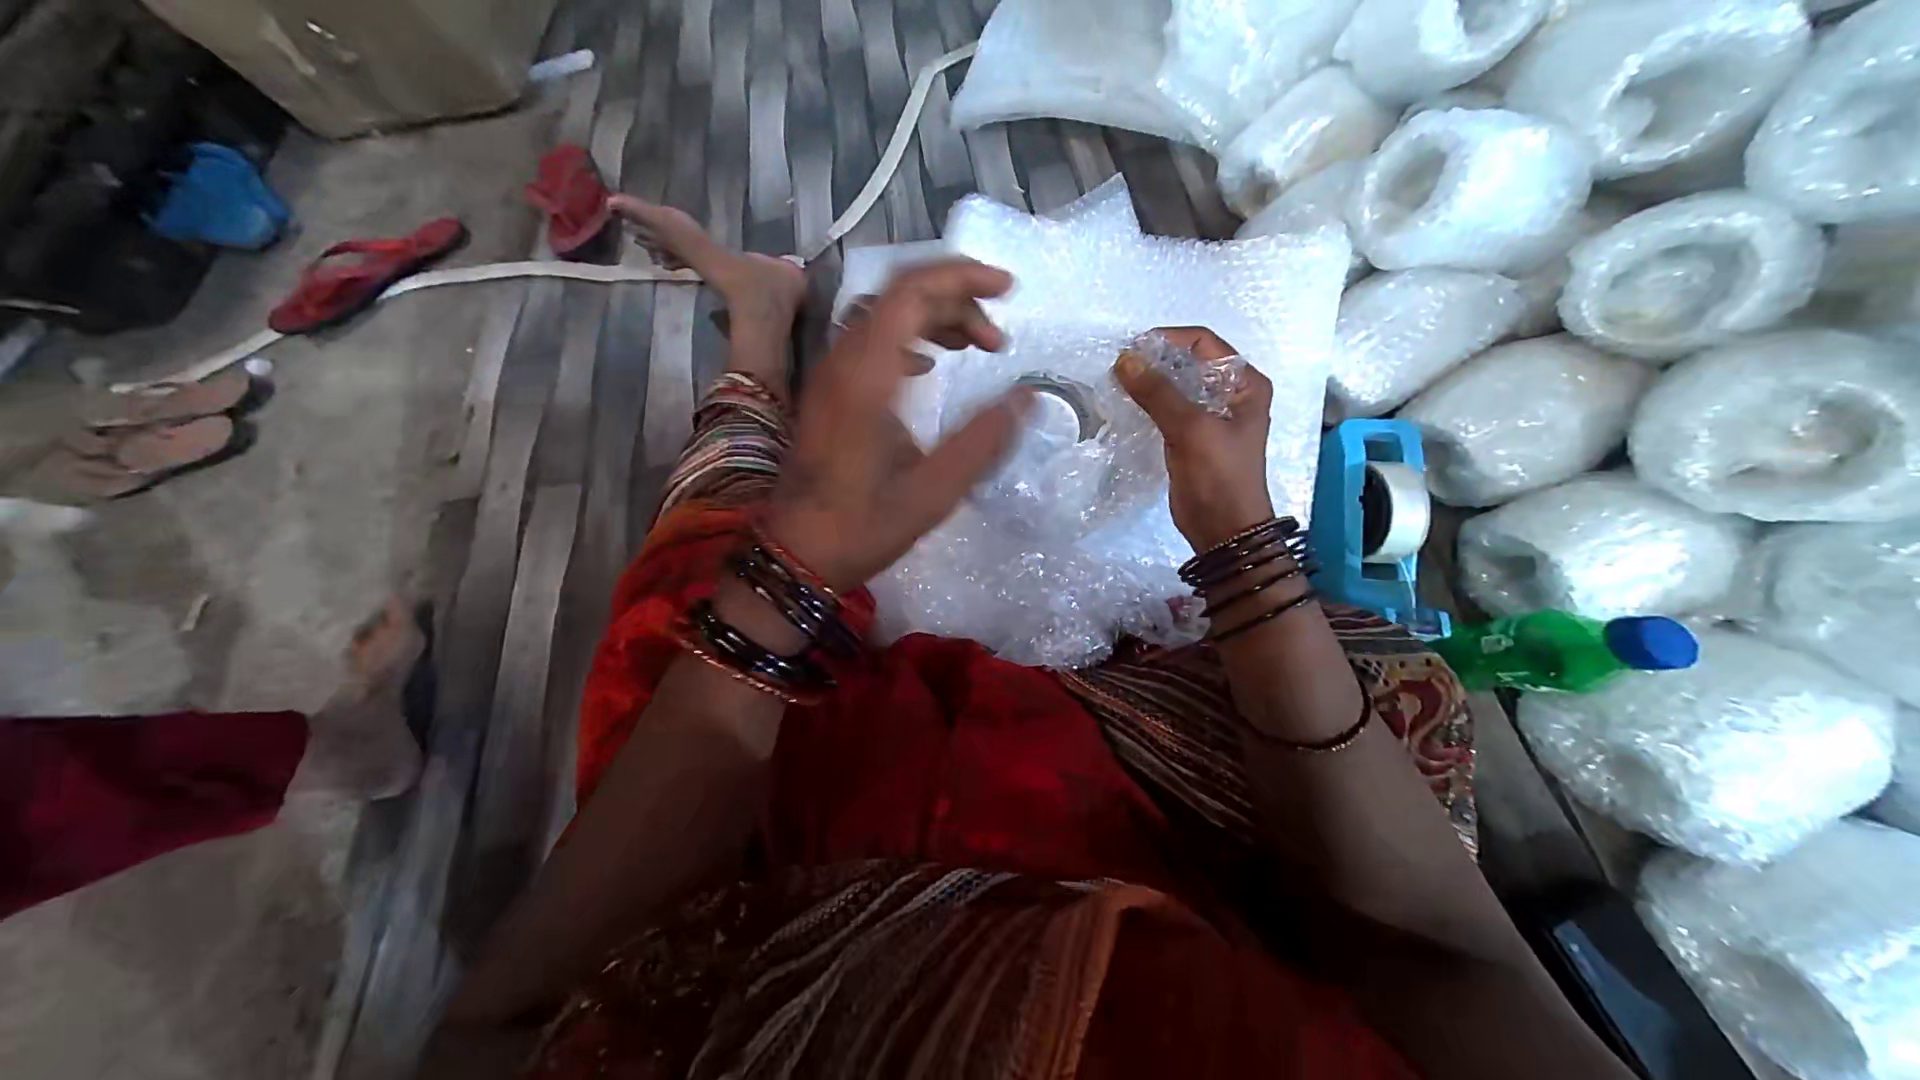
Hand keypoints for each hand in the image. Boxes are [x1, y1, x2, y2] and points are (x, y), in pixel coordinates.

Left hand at [765, 259, 1031, 589]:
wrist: (796, 551)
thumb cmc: (862, 526)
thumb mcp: (933, 492)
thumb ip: (983, 441)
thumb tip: (1028, 397)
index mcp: (866, 376)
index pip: (912, 291)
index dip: (963, 278)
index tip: (1008, 289)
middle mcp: (843, 361)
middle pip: (901, 295)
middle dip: (957, 301)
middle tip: (998, 340)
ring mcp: (831, 374)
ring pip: (886, 315)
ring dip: (934, 318)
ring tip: (977, 347)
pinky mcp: (830, 391)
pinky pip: (872, 340)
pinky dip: (910, 338)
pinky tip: (932, 366)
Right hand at [1114, 327, 1274, 550]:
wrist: (1224, 530)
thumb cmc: (1218, 477)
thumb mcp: (1190, 429)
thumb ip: (1158, 392)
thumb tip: (1124, 360)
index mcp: (1246, 383)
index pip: (1204, 343)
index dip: (1168, 340)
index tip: (1131, 350)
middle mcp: (1232, 393)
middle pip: (1189, 362)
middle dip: (1155, 361)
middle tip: (1120, 368)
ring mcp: (1212, 416)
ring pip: (1176, 385)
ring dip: (1150, 382)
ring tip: (1119, 385)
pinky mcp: (1193, 436)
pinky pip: (1169, 409)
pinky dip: (1149, 403)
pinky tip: (1128, 405)